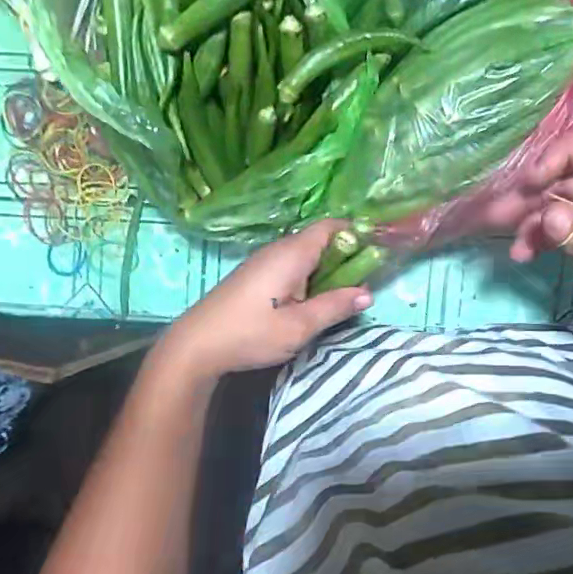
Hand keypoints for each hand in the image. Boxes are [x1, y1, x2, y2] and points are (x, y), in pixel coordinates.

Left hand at [155, 222, 372, 377]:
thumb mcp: (300, 326)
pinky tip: (315, 301)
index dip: (356, 234)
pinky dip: (311, 277)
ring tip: (346, 294)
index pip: (331, 227)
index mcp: (292, 254)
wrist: (196, 346)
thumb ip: (335, 307)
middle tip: (367, 280)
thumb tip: (367, 294)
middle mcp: (278, 250)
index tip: (377, 251)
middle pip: (320, 241)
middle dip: (346, 256)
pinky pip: (293, 267)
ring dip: (329, 270)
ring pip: (307, 256)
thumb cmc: (251, 333)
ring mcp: (265, 263)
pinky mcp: (257, 277)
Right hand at [506, 130, 572, 335]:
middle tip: (501, 208)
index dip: (565, 153)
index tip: (534, 177)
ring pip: (560, 199)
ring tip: (503, 233)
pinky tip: (522, 252)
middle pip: (572, 172)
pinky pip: (561, 225)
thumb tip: (547, 215)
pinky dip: (541, 236)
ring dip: (531, 216)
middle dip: (536, 190)